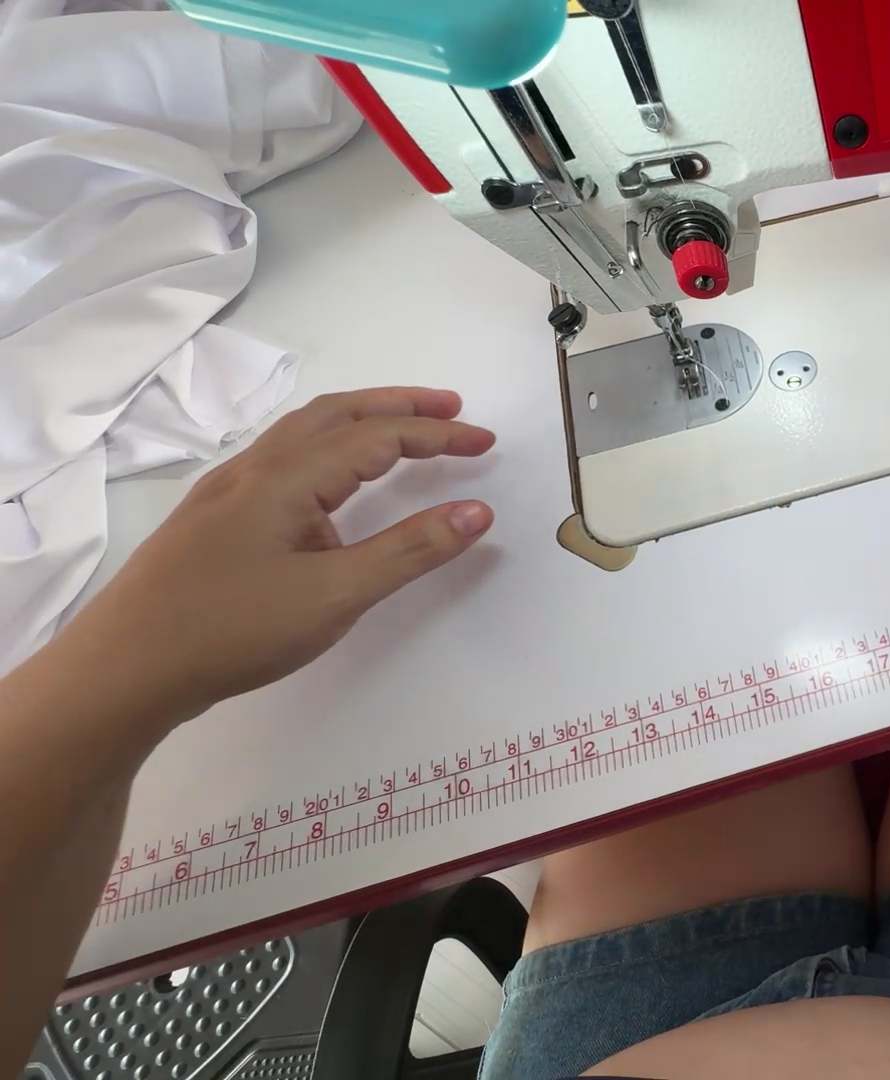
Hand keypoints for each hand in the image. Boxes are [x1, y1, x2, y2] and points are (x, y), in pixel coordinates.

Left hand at [56, 387, 496, 730]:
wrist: (121, 675)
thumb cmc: (234, 629)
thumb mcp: (338, 593)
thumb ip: (413, 549)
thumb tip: (479, 511)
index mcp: (283, 481)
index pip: (375, 437)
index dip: (437, 435)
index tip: (487, 442)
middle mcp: (254, 472)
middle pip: (334, 414)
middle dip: (400, 405)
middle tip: (454, 408)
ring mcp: (231, 493)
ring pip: (307, 433)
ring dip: (365, 419)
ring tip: (411, 427)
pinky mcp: (224, 518)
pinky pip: (291, 458)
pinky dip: (337, 445)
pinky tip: (348, 474)